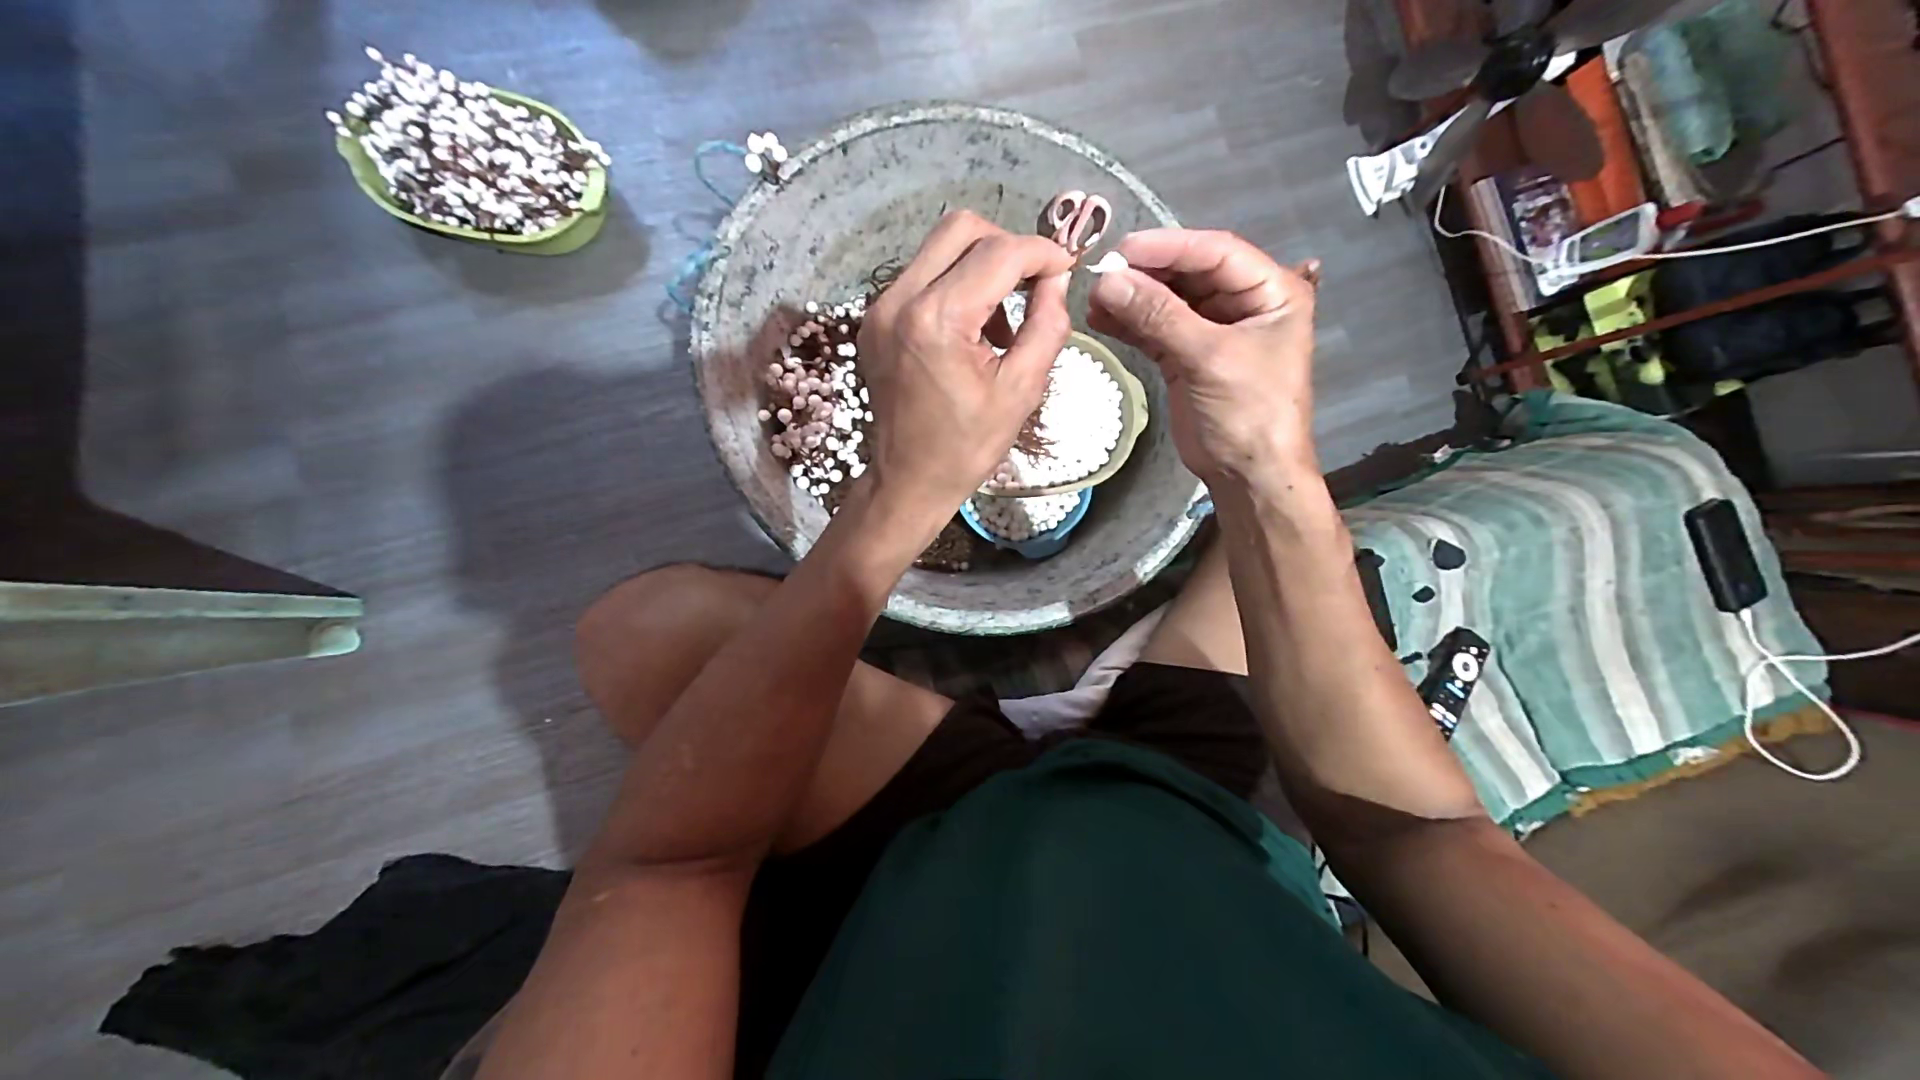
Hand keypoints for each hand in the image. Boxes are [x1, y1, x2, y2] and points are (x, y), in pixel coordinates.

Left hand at [858, 210, 1073, 528]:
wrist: (908, 479)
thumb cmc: (966, 445)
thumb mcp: (1022, 388)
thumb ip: (1047, 323)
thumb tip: (1057, 277)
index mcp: (936, 321)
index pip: (999, 253)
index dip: (1041, 253)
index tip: (1065, 269)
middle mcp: (899, 301)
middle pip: (961, 228)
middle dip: (1007, 248)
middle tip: (1031, 287)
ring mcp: (880, 308)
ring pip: (939, 248)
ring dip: (980, 268)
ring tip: (999, 324)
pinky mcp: (875, 318)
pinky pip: (922, 276)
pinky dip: (955, 286)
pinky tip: (971, 330)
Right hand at [1089, 229, 1320, 490]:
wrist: (1248, 475)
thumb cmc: (1248, 413)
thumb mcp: (1209, 358)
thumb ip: (1158, 316)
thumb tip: (1107, 281)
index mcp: (1270, 291)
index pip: (1216, 253)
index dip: (1170, 246)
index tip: (1122, 249)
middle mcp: (1242, 303)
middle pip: (1188, 274)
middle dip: (1145, 273)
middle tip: (1100, 274)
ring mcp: (1211, 330)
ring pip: (1166, 301)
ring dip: (1131, 298)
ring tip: (1094, 297)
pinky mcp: (1185, 356)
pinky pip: (1154, 329)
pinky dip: (1128, 324)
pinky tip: (1100, 318)